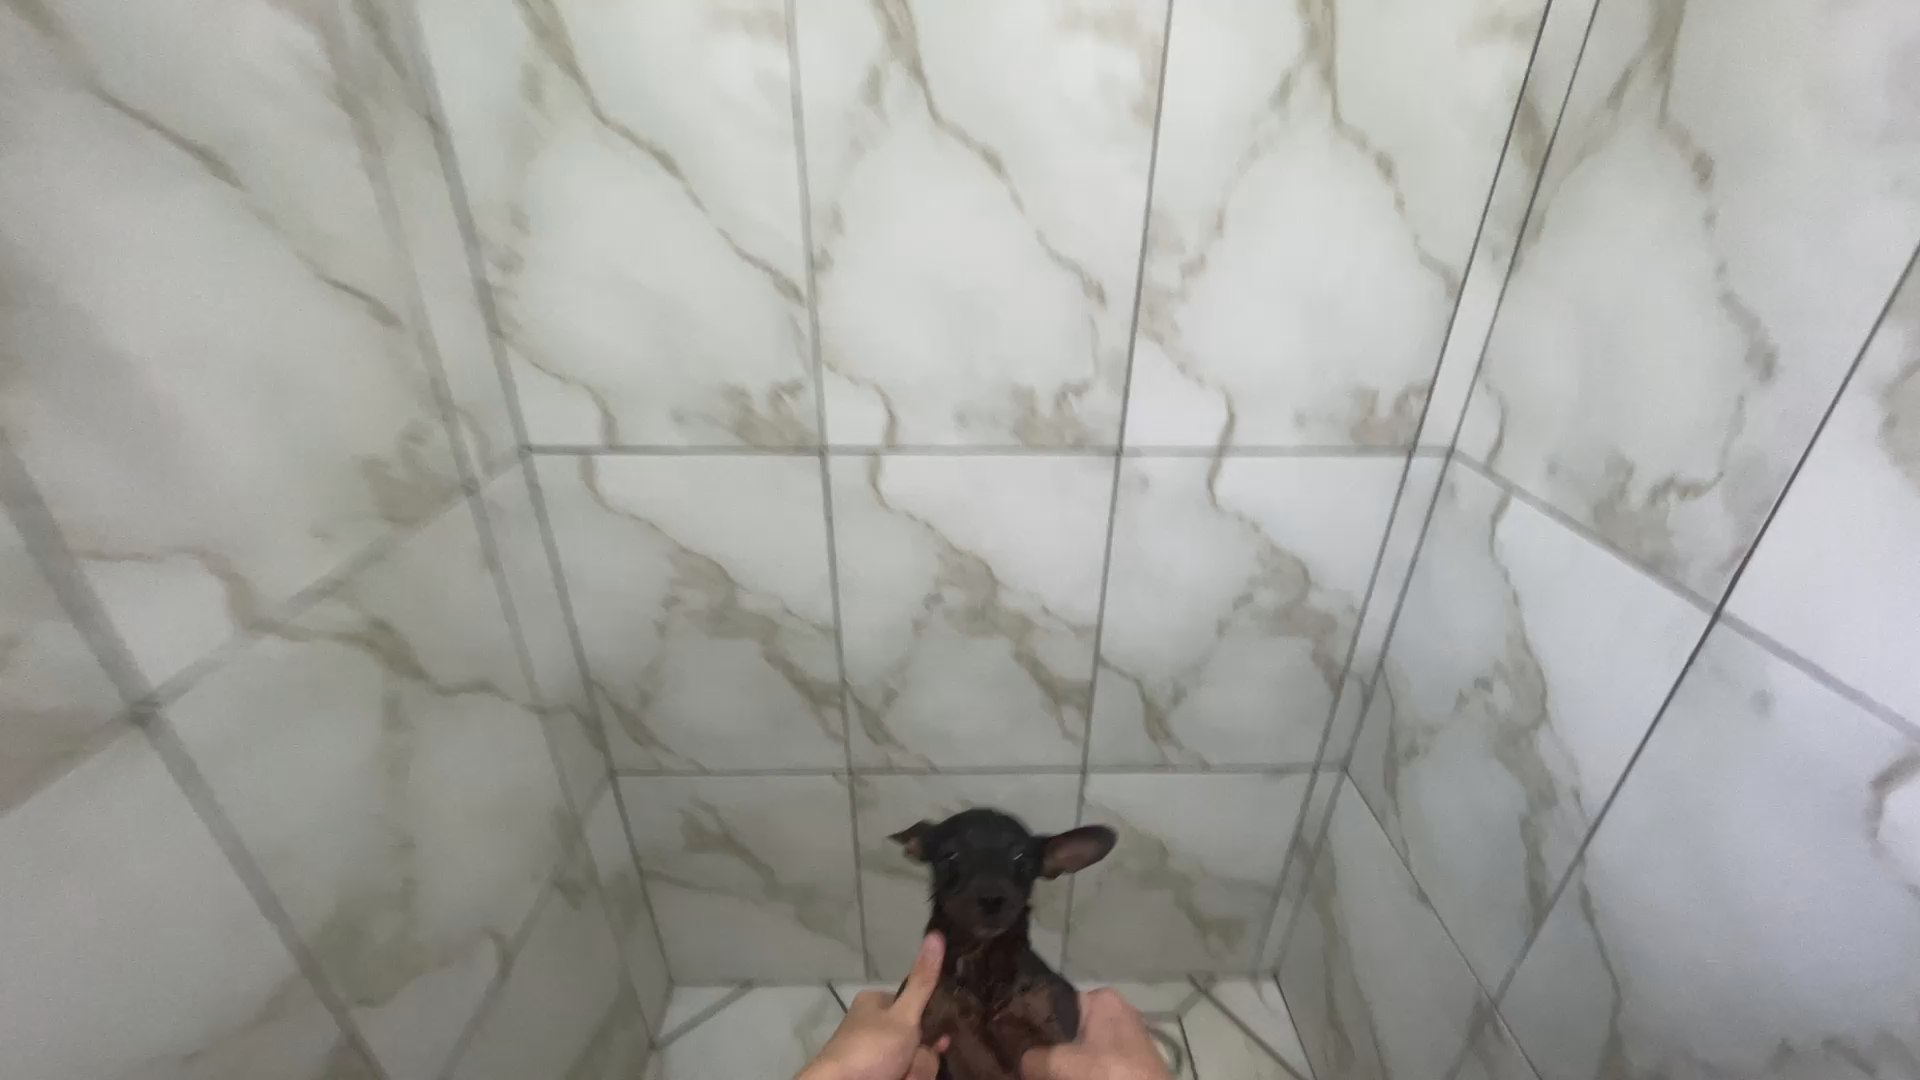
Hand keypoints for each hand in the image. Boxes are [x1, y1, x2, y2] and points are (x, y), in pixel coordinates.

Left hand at [798, 933, 950, 1079]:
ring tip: (899, 1076)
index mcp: (876, 1003)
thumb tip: (937, 933)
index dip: (930, 1025)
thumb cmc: (869, 1049)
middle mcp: (874, 1027)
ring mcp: (873, 1056)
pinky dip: (905, 1079)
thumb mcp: (903, 1015)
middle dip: (919, 1057)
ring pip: (913, 1063)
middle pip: (917, 1040)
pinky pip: (903, 1076)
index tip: (942, 1039)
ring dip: (914, 1073)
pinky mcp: (875, 1075)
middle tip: (908, 1064)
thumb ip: (922, 982)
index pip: (916, 1007)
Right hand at [1020, 990, 1169, 1079]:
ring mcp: (1127, 1044)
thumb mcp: (1062, 1064)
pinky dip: (1082, 1075)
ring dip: (1065, 1067)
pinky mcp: (1133, 1069)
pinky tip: (1065, 1078)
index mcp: (1102, 998)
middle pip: (1069, 1031)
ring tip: (1042, 1073)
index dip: (1034, 1022)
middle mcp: (1116, 1014)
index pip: (1056, 1003)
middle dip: (1049, 1049)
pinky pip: (1097, 1067)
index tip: (1015, 1038)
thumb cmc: (1109, 1074)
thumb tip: (1020, 1062)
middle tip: (1027, 1061)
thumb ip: (1033, 1059)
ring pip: (1082, 1053)